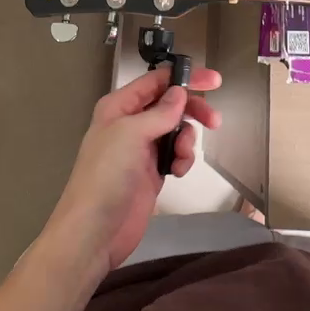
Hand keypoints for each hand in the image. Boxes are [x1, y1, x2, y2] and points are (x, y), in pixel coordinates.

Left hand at [43, 64, 222, 275]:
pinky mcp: (152, 173)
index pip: (155, 81)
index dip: (183, 78)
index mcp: (119, 107)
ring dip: (186, 140)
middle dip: (192, 111)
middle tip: (214, 121)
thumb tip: (180, 92)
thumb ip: (159, 112)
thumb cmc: (107, 176)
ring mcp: (141, 150)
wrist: (94, 232)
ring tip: (182, 158)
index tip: (213, 81)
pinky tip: (178, 172)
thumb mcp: (131, 135)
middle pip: (170, 105)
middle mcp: (130, 124)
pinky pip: (176, 155)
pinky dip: (183, 160)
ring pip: (176, 131)